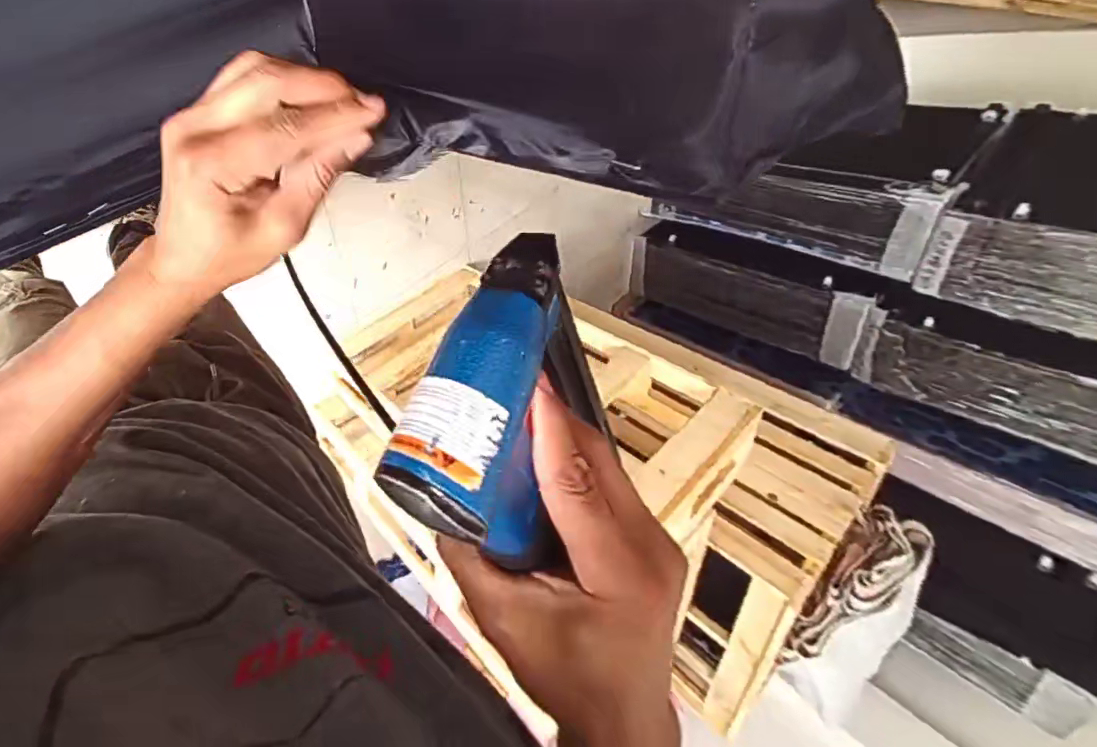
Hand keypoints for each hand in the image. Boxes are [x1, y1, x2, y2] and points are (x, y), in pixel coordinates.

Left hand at [144, 51, 384, 300]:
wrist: (182, 258)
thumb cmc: (221, 254)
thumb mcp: (281, 229)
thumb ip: (318, 176)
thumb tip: (353, 136)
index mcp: (209, 165)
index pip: (286, 126)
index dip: (337, 116)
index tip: (372, 112)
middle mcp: (193, 131)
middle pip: (269, 82)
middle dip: (325, 87)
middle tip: (362, 103)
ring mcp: (191, 116)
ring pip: (256, 68)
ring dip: (305, 78)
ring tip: (340, 100)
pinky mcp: (198, 110)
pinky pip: (243, 74)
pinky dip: (282, 78)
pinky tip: (307, 95)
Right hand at [440, 380, 686, 746]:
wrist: (621, 718)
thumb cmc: (565, 675)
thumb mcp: (501, 620)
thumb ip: (468, 556)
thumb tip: (441, 500)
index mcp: (617, 569)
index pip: (576, 480)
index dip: (550, 427)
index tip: (530, 383)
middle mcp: (648, 545)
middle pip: (596, 458)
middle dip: (554, 416)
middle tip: (514, 385)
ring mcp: (655, 540)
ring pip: (604, 463)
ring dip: (562, 433)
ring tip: (521, 409)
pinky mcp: (648, 538)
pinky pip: (606, 481)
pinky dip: (572, 458)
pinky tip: (542, 451)